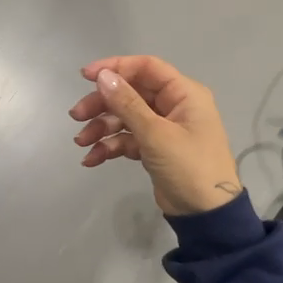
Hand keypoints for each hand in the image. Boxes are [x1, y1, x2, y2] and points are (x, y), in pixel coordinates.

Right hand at [69, 55, 243, 215]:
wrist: (206, 215)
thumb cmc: (188, 167)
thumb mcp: (156, 134)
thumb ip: (127, 103)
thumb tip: (103, 77)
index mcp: (184, 94)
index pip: (146, 68)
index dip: (115, 67)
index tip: (85, 76)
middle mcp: (174, 105)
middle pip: (130, 93)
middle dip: (102, 104)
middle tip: (76, 116)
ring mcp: (163, 128)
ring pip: (125, 117)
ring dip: (101, 127)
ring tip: (81, 142)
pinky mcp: (154, 149)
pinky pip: (127, 139)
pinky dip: (109, 146)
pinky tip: (92, 158)